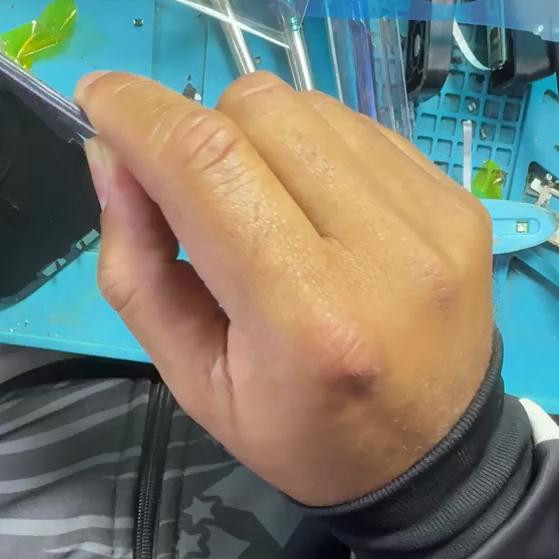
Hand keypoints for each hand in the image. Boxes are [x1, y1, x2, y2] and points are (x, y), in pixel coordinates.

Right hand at [75, 71, 493, 506]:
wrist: (428, 458)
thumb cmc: (304, 435)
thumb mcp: (198, 385)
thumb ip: (139, 275)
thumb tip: (112, 157)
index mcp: (305, 320)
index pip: (208, 166)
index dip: (138, 116)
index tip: (99, 101)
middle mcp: (382, 253)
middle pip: (259, 111)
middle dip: (199, 133)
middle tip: (196, 197)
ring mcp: (432, 219)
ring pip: (310, 107)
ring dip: (259, 140)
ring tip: (265, 213)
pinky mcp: (459, 203)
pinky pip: (360, 129)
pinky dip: (315, 152)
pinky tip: (319, 214)